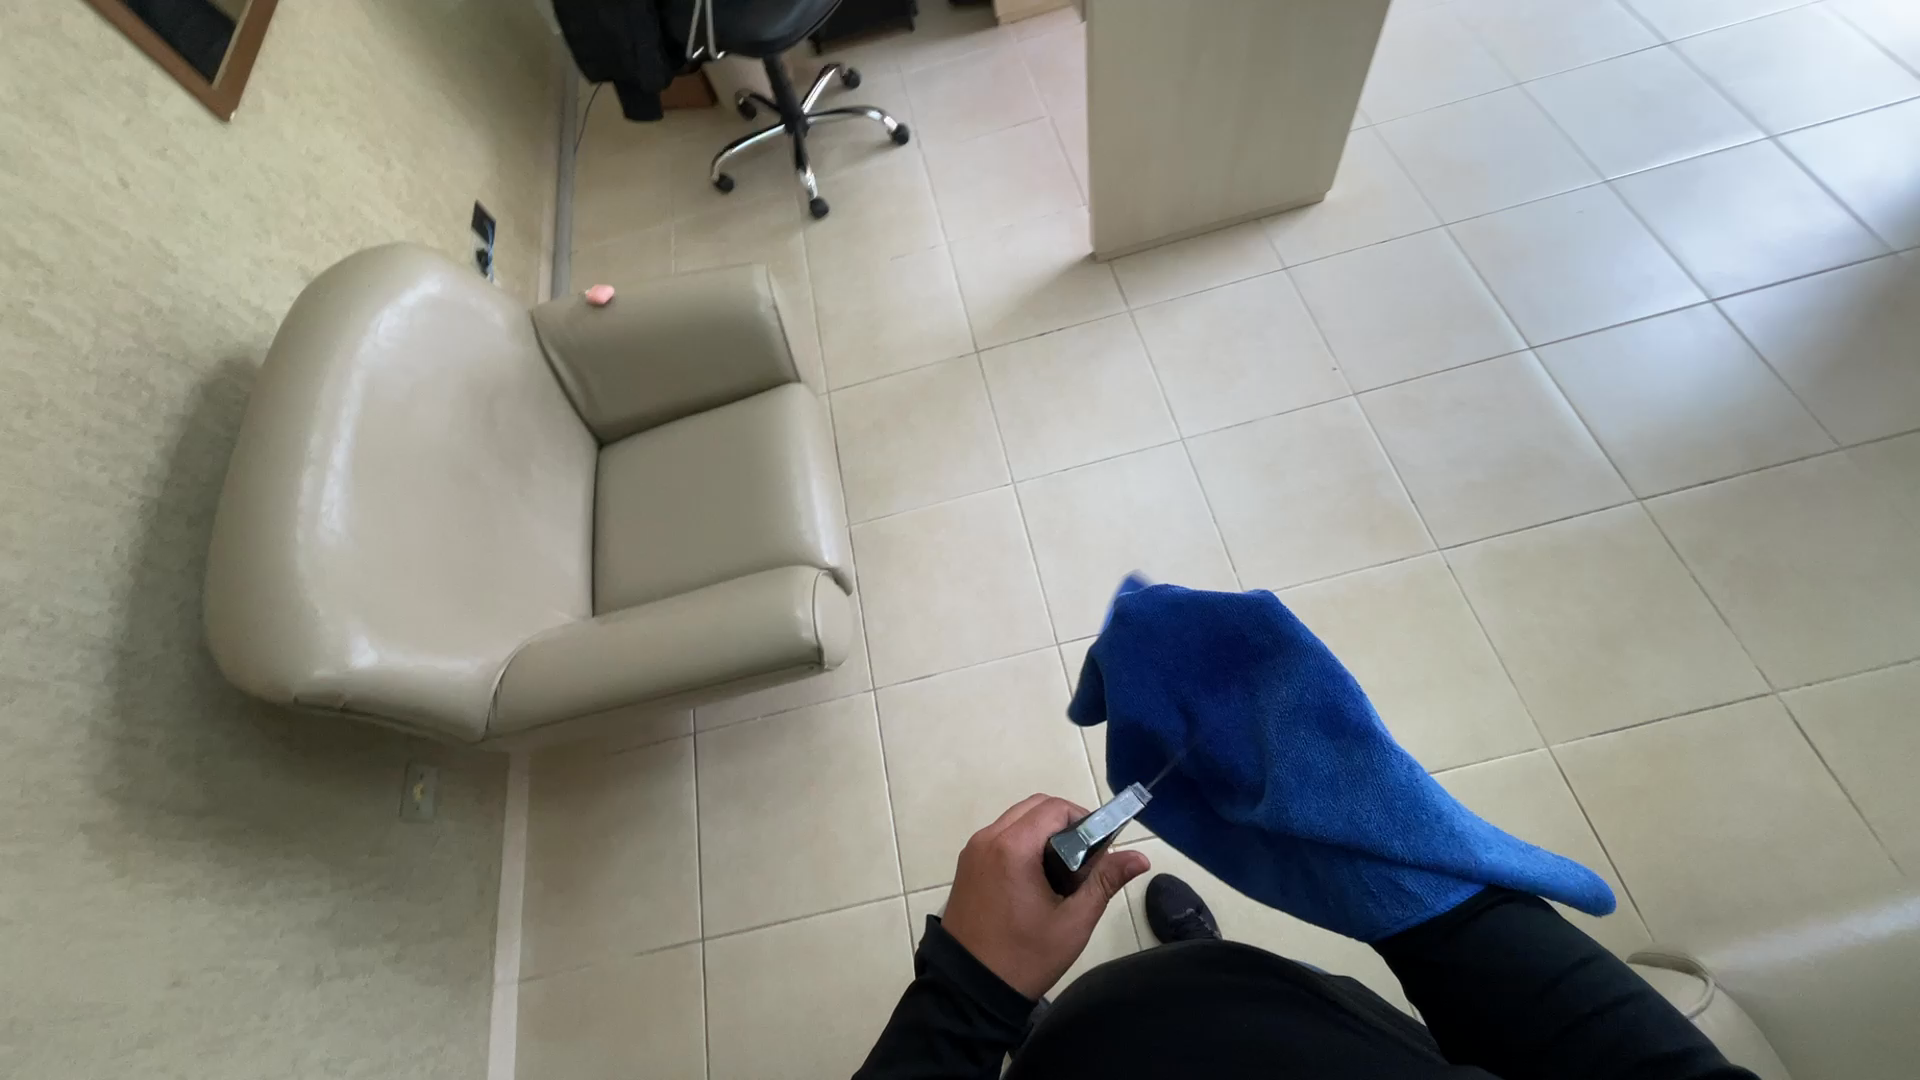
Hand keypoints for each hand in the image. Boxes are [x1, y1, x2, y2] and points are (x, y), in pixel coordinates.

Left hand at [940, 794, 1150, 999]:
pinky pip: (999, 835)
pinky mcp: (967, 863)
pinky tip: (1036, 875)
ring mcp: (973, 849)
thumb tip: (1141, 858)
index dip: (1082, 818)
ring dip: (1042, 830)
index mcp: (1013, 847)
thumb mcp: (1072, 922)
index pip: (1053, 808)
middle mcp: (988, 837)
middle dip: (1064, 822)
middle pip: (1033, 806)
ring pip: (1015, 818)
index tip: (1100, 844)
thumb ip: (1105, 882)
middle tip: (1086, 856)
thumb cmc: (1025, 956)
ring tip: (1064, 867)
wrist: (969, 989)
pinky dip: (1021, 841)